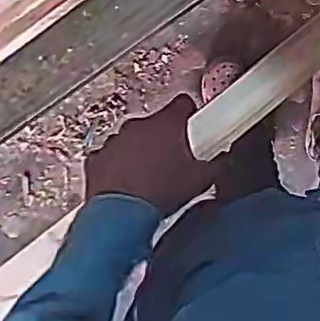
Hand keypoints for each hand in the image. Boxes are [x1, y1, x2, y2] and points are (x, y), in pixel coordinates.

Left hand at [84, 95, 219, 214]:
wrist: (120, 218)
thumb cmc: (161, 193)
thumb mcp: (202, 179)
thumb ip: (216, 163)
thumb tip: (223, 160)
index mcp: (168, 123)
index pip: (183, 103)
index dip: (190, 114)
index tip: (192, 126)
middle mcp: (139, 125)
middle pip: (156, 122)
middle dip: (164, 137)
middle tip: (173, 160)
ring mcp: (115, 140)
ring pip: (132, 138)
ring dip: (140, 151)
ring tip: (150, 176)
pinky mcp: (96, 159)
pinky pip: (109, 156)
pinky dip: (116, 166)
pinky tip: (126, 184)